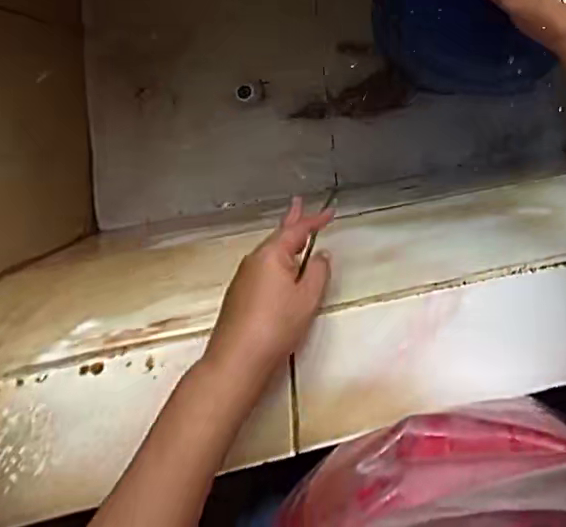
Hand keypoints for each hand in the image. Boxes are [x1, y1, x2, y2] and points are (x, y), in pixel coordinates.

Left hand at [206, 197, 333, 372]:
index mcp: (272, 255)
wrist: (235, 362)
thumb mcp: (308, 297)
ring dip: (285, 240)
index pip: (298, 230)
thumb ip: (318, 271)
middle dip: (292, 220)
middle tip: (299, 203)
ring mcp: (243, 278)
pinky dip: (276, 257)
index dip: (315, 220)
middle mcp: (254, 261)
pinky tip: (282, 266)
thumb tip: (320, 255)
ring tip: (296, 233)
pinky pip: (262, 266)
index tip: (330, 212)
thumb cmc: (276, 325)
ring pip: (269, 251)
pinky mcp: (238, 295)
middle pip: (278, 235)